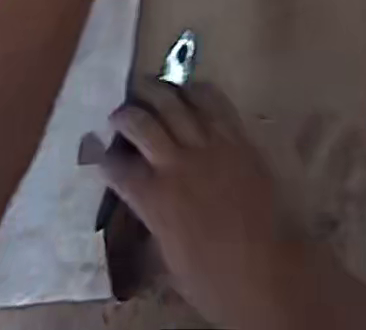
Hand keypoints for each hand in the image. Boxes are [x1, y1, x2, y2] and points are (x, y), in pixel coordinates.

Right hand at [101, 82, 324, 327]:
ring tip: (147, 87)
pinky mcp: (236, 137)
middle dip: (125, 114)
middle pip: (143, 125)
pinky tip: (190, 88)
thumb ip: (151, 226)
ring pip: (176, 104)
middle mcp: (177, 164)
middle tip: (119, 112)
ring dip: (158, 92)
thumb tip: (141, 214)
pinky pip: (216, 103)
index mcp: (154, 199)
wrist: (266, 268)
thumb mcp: (167, 260)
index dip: (104, 158)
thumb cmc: (213, 278)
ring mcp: (209, 145)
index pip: (118, 169)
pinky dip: (199, 91)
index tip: (99, 151)